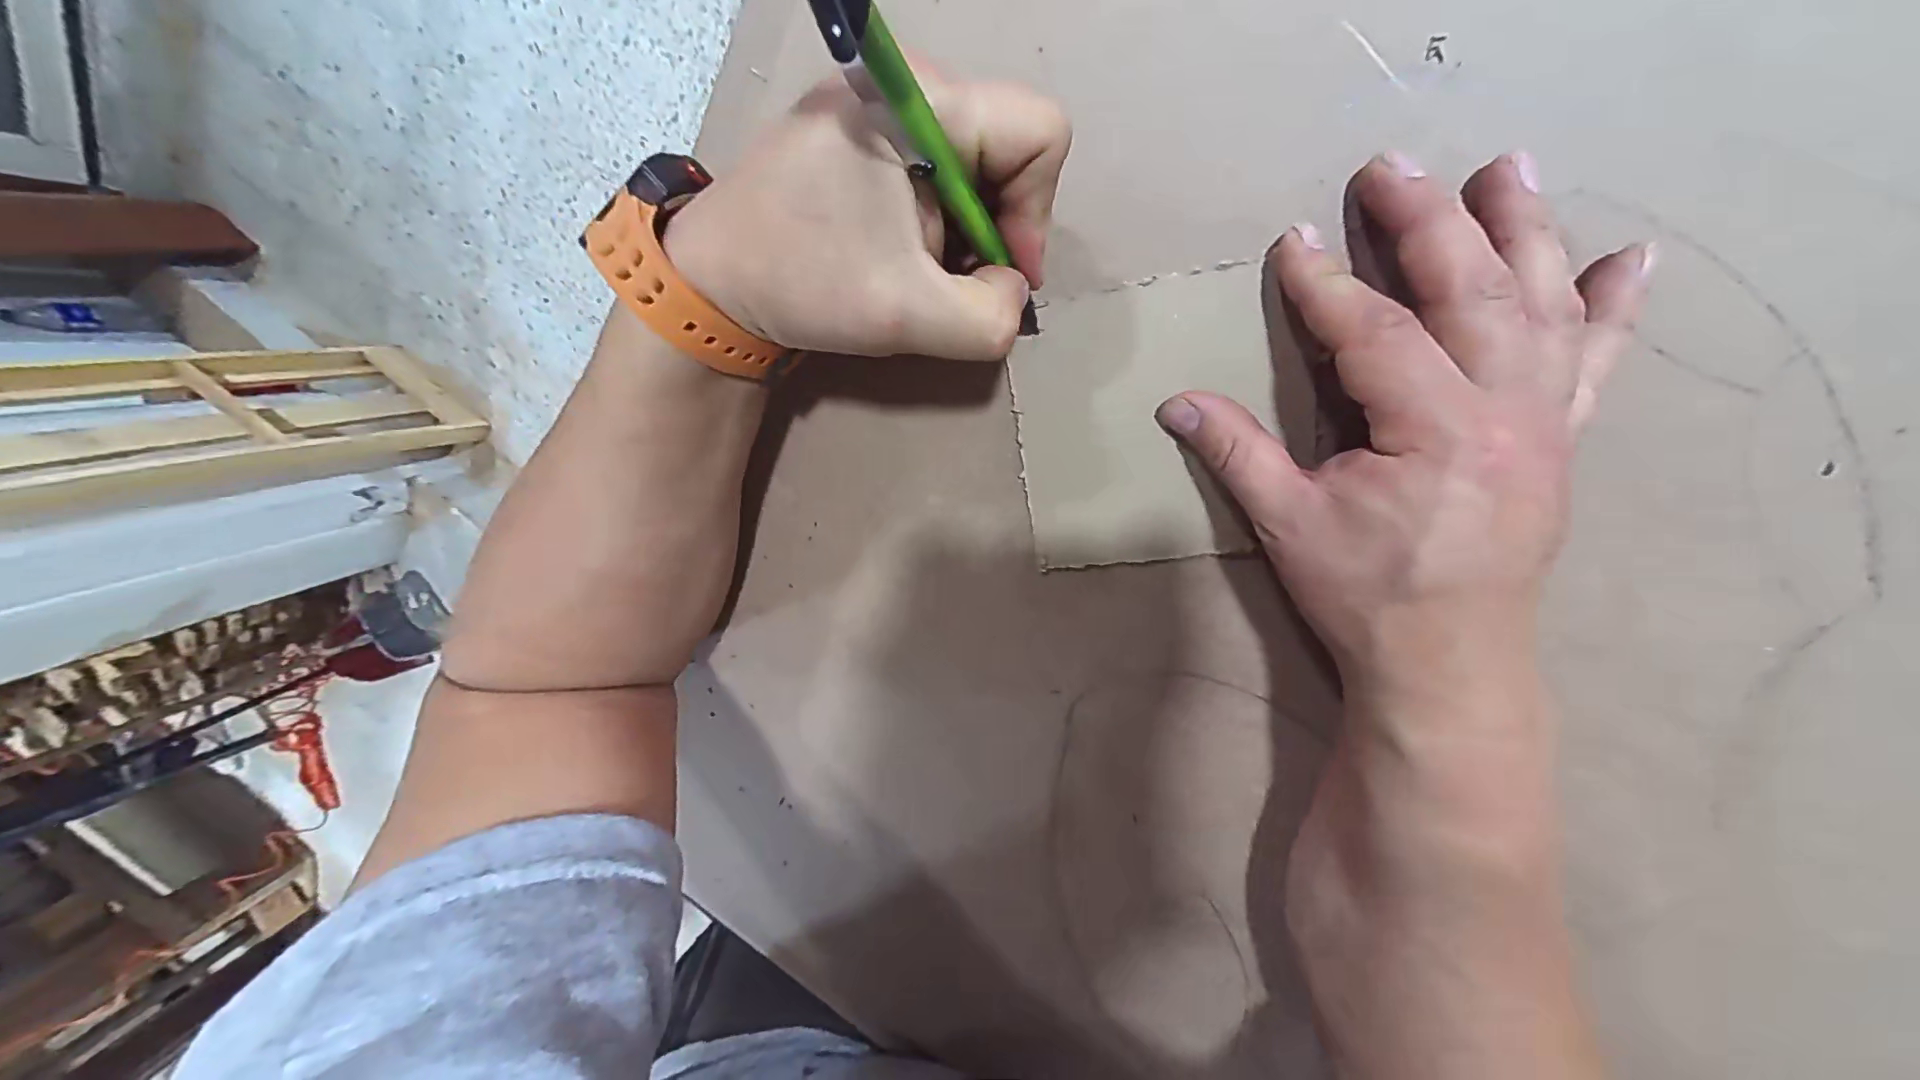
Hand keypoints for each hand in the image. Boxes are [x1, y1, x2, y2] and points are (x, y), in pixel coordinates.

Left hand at [663, 70, 1070, 360]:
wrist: (713, 281)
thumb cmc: (802, 285)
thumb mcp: (910, 318)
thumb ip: (991, 317)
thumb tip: (1012, 288)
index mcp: (917, 101)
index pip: (1039, 130)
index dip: (1035, 213)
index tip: (1001, 274)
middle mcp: (905, 84)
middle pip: (1008, 149)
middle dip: (996, 231)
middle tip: (956, 285)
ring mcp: (882, 105)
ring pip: (976, 167)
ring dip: (965, 237)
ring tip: (919, 277)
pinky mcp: (866, 134)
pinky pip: (940, 173)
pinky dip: (940, 228)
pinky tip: (904, 261)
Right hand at [1158, 151, 1652, 707]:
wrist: (1448, 659)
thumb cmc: (1363, 594)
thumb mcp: (1287, 524)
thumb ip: (1235, 454)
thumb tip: (1174, 403)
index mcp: (1434, 431)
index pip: (1376, 334)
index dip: (1328, 286)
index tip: (1292, 242)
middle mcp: (1506, 412)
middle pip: (1471, 292)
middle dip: (1428, 223)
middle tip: (1390, 168)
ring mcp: (1545, 425)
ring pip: (1542, 308)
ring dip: (1524, 231)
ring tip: (1506, 169)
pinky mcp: (1558, 443)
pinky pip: (1594, 364)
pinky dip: (1610, 310)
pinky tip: (1629, 260)